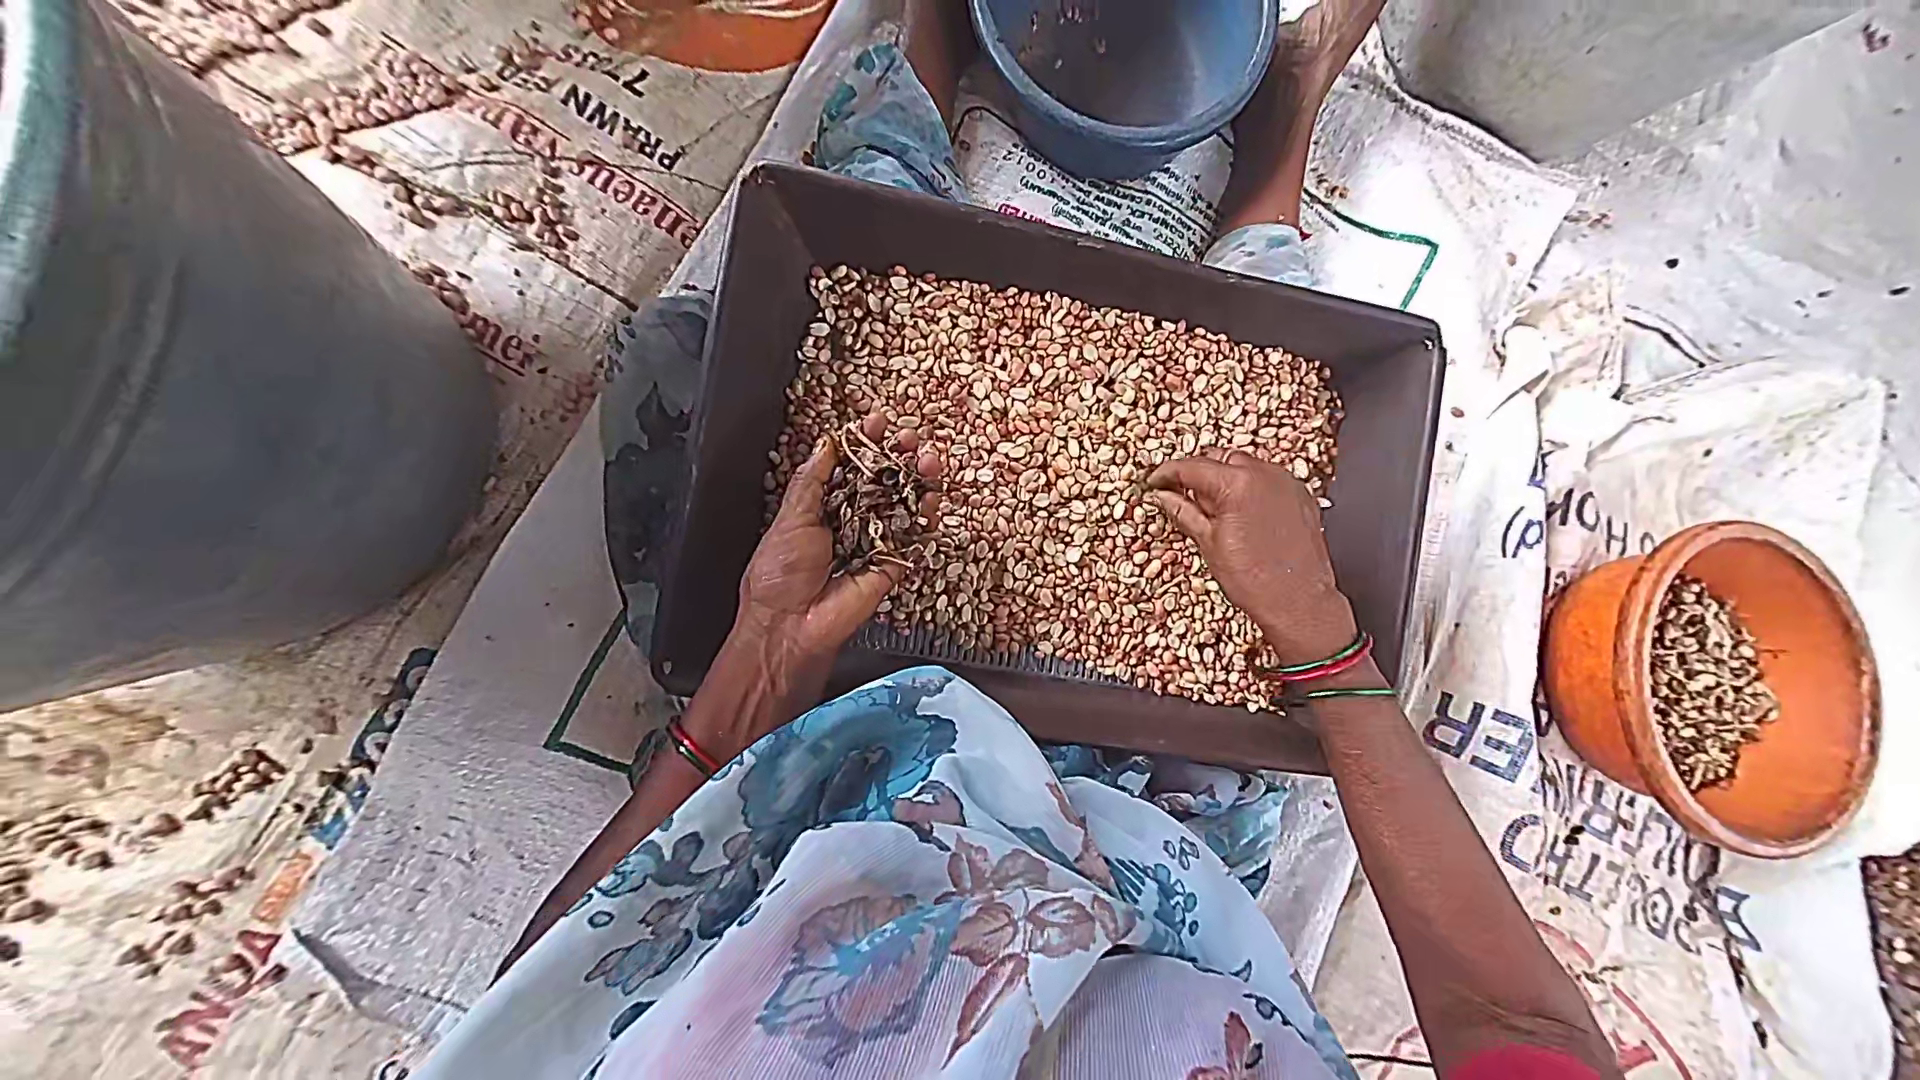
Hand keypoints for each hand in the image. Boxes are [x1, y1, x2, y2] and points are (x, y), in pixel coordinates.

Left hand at [726, 414, 941, 708]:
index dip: (864, 443)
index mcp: (823, 507)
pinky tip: (931, 496)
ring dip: (916, 480)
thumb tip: (826, 444)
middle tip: (908, 438)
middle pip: (881, 482)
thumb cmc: (778, 574)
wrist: (789, 624)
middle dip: (897, 457)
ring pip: (901, 506)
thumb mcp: (790, 515)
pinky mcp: (890, 565)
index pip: (850, 467)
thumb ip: (812, 479)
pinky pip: (912, 538)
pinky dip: (925, 518)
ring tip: (927, 458)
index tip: (876, 422)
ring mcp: (873, 543)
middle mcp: (851, 522)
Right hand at [1145, 450, 1357, 667]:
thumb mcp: (1206, 542)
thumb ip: (1183, 511)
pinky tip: (1237, 513)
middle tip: (1178, 496)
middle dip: (1195, 474)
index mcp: (1236, 484)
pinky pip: (1265, 479)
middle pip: (1217, 458)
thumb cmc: (1255, 580)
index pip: (1190, 466)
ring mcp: (1285, 483)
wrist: (1298, 602)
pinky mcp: (1299, 495)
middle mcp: (1265, 474)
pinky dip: (1246, 487)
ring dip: (1222, 479)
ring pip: (1242, 465)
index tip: (1155, 483)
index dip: (1167, 474)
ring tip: (1210, 509)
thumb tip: (1164, 496)